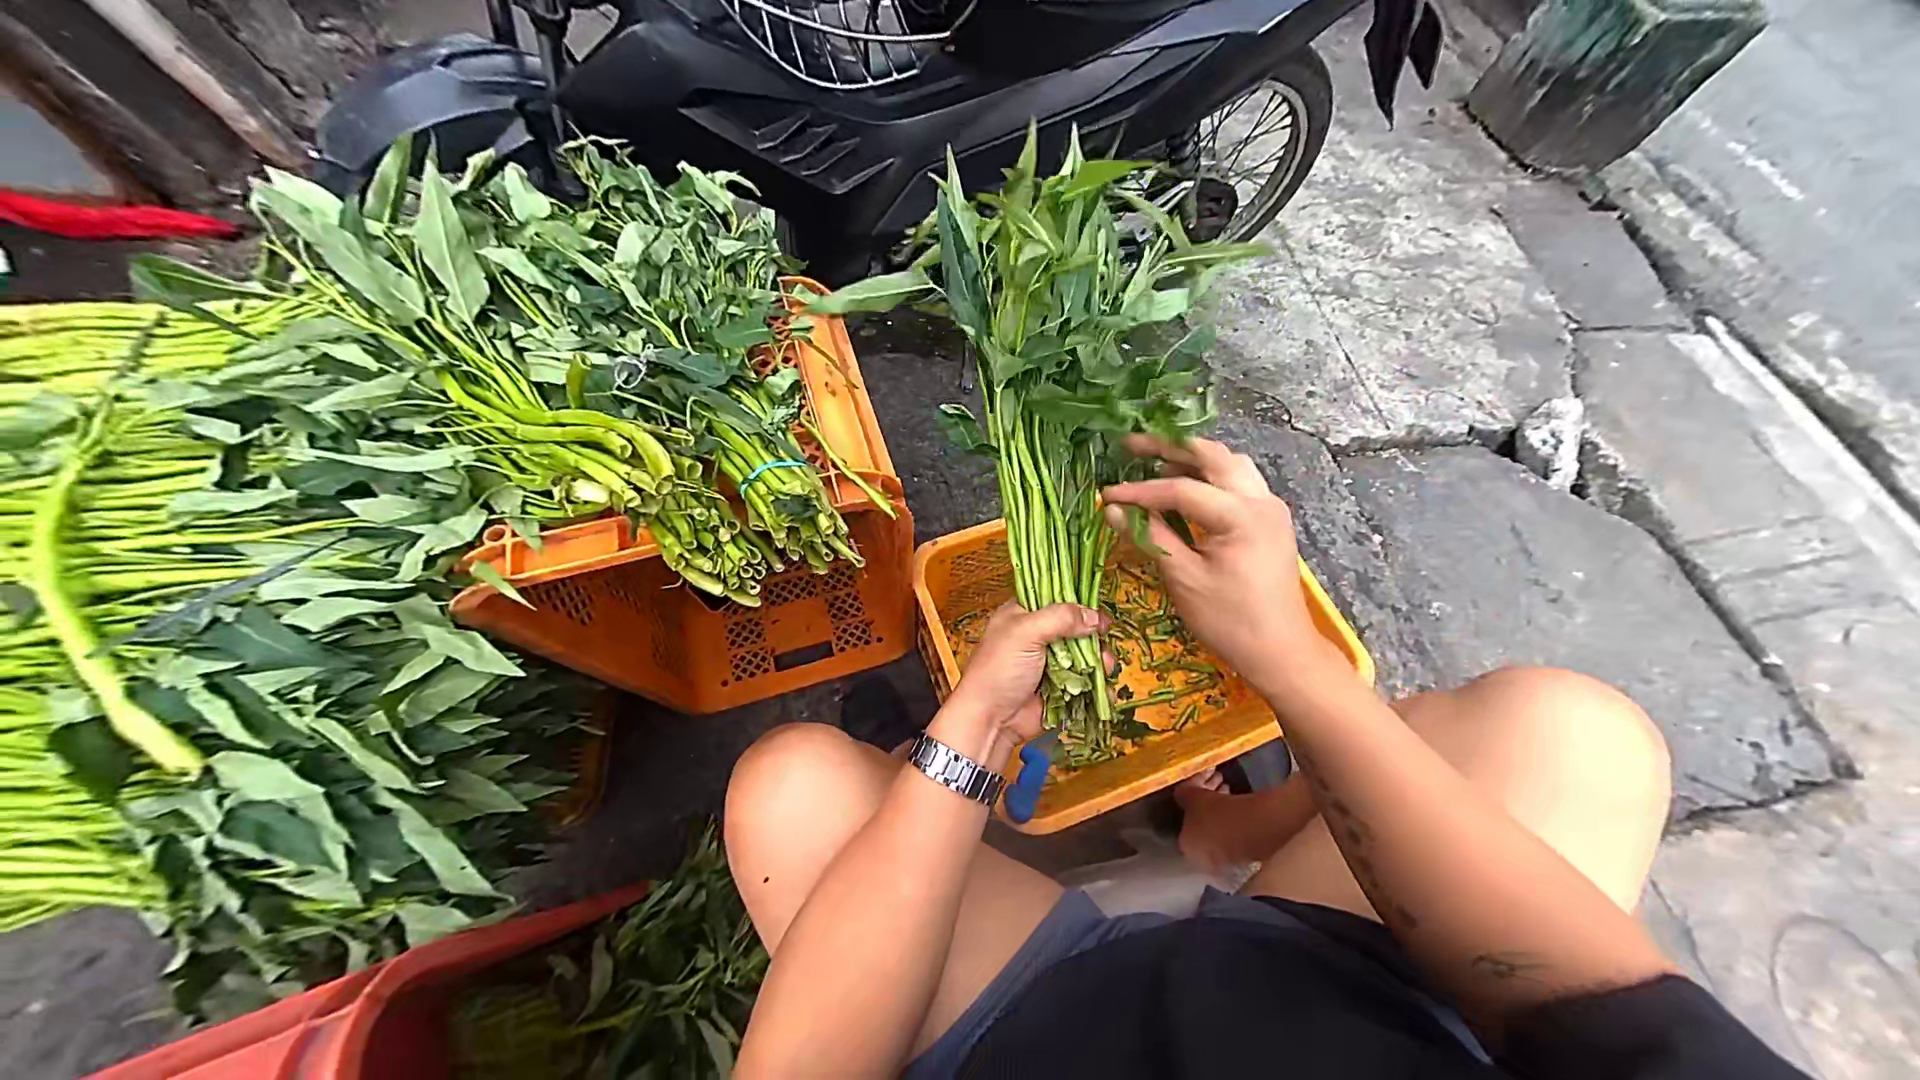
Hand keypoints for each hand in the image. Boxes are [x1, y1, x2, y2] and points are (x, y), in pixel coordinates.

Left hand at [932, 602, 1103, 769]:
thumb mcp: (1025, 633)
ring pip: (1084, 655)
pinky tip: (1104, 688)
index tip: (1098, 613)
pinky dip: (1097, 685)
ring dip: (1098, 661)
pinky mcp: (1060, 687)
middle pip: (1076, 628)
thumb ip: (1060, 618)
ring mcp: (1050, 662)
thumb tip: (1094, 616)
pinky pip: (1085, 681)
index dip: (1078, 604)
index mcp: (1024, 614)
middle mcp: (1038, 636)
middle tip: (1101, 642)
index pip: (1056, 598)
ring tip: (1104, 667)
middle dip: (1092, 636)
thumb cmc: (998, 670)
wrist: (991, 720)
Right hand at [1101, 435, 1345, 695]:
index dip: (1140, 490)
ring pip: (1229, 464)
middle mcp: (1261, 501)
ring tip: (1156, 461)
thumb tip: (1113, 509)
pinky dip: (1208, 477)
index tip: (1108, 493)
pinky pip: (1237, 483)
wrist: (1281, 650)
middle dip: (1170, 447)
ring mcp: (1270, 508)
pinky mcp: (1269, 520)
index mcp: (1242, 516)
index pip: (1182, 489)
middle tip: (1132, 445)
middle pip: (1213, 456)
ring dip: (1193, 458)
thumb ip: (1150, 536)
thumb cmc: (1231, 620)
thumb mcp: (1184, 579)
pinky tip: (1184, 486)